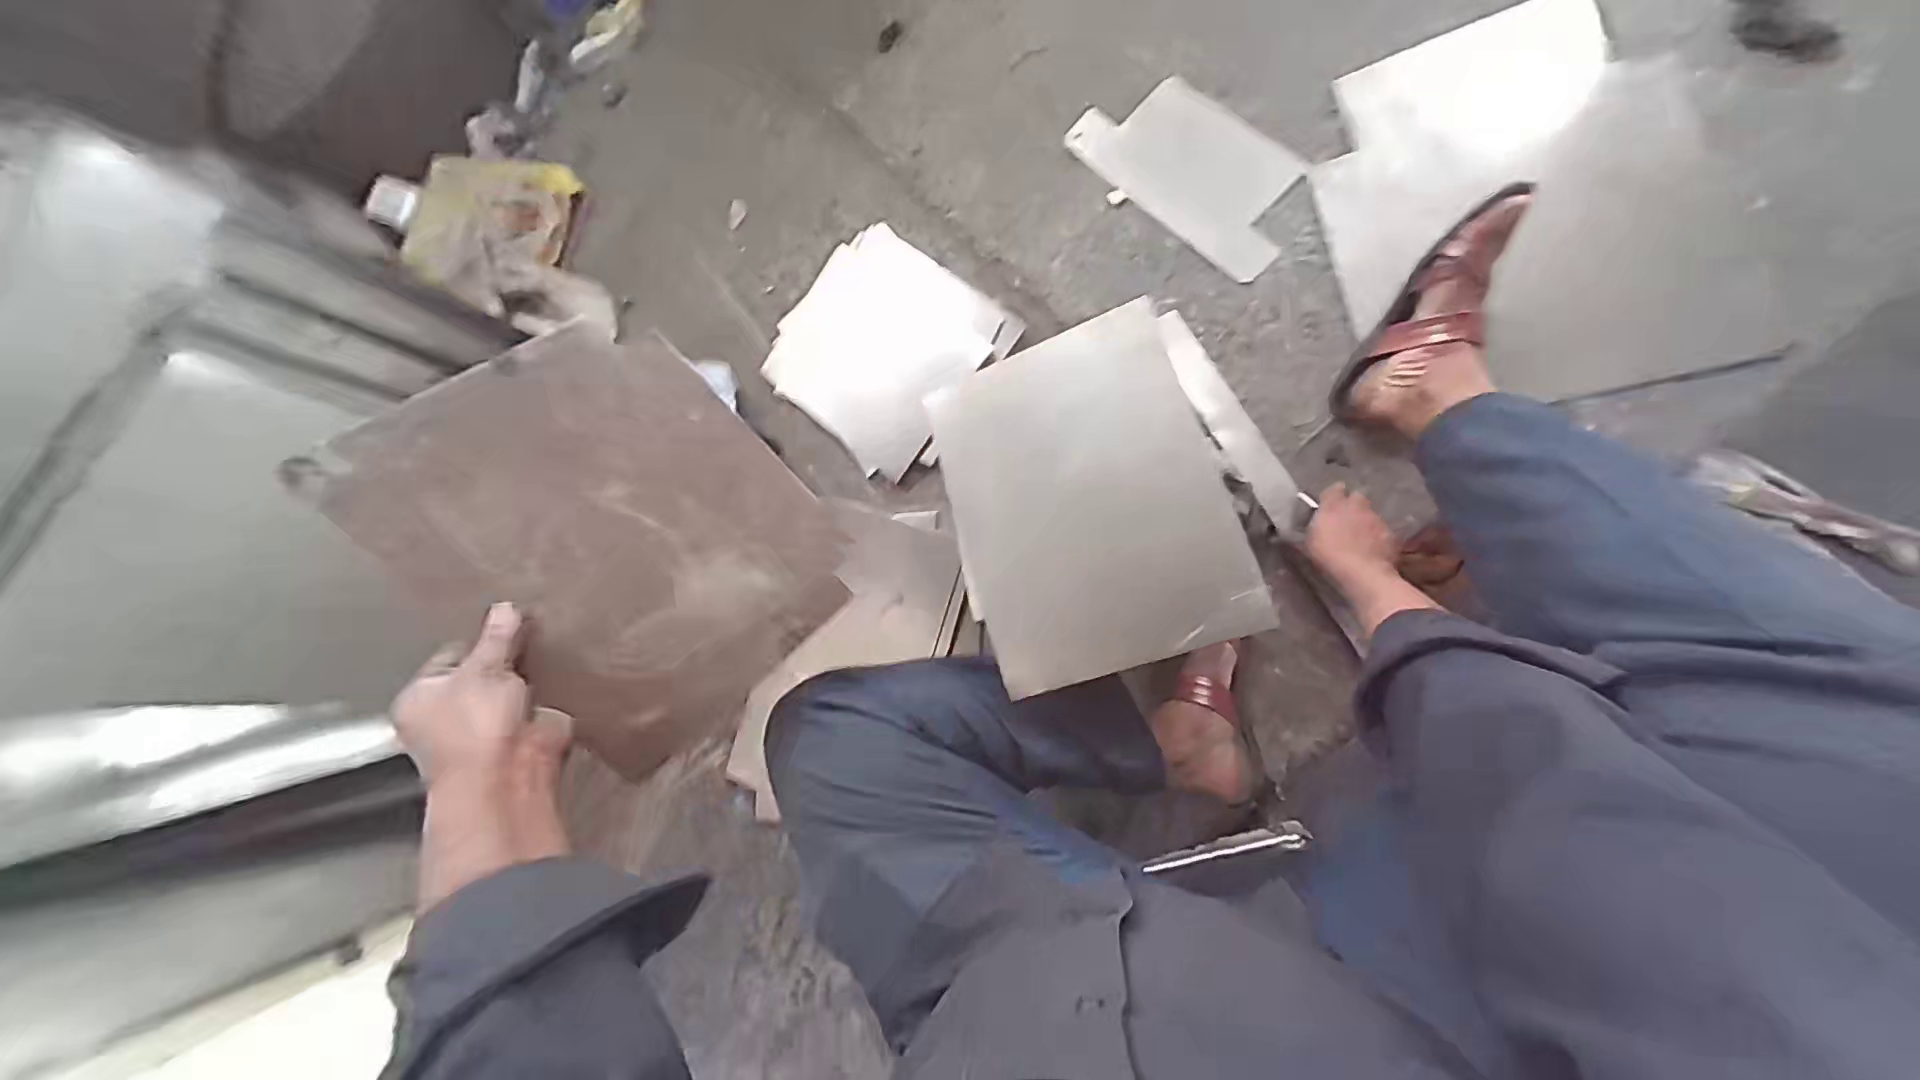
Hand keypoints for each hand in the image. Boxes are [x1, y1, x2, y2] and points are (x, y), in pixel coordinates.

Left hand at [392, 602, 570, 784]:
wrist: (510, 773)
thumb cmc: (473, 731)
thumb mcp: (483, 668)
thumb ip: (497, 637)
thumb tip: (504, 610)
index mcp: (421, 697)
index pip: (451, 654)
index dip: (479, 637)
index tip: (503, 623)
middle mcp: (451, 712)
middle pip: (483, 669)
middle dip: (506, 656)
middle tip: (526, 634)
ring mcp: (489, 723)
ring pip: (512, 685)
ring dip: (528, 674)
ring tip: (542, 655)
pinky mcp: (524, 729)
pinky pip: (539, 699)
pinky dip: (549, 690)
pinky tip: (556, 677)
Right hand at [1304, 483, 1400, 585]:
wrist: (1362, 572)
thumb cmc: (1329, 556)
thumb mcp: (1309, 543)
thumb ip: (1311, 528)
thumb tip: (1304, 526)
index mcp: (1333, 506)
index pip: (1334, 489)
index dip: (1332, 495)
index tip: (1328, 503)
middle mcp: (1357, 507)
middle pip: (1357, 497)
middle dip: (1352, 504)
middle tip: (1345, 518)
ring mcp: (1376, 519)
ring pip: (1370, 513)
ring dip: (1364, 520)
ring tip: (1359, 536)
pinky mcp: (1390, 533)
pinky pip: (1382, 530)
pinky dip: (1377, 536)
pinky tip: (1372, 548)